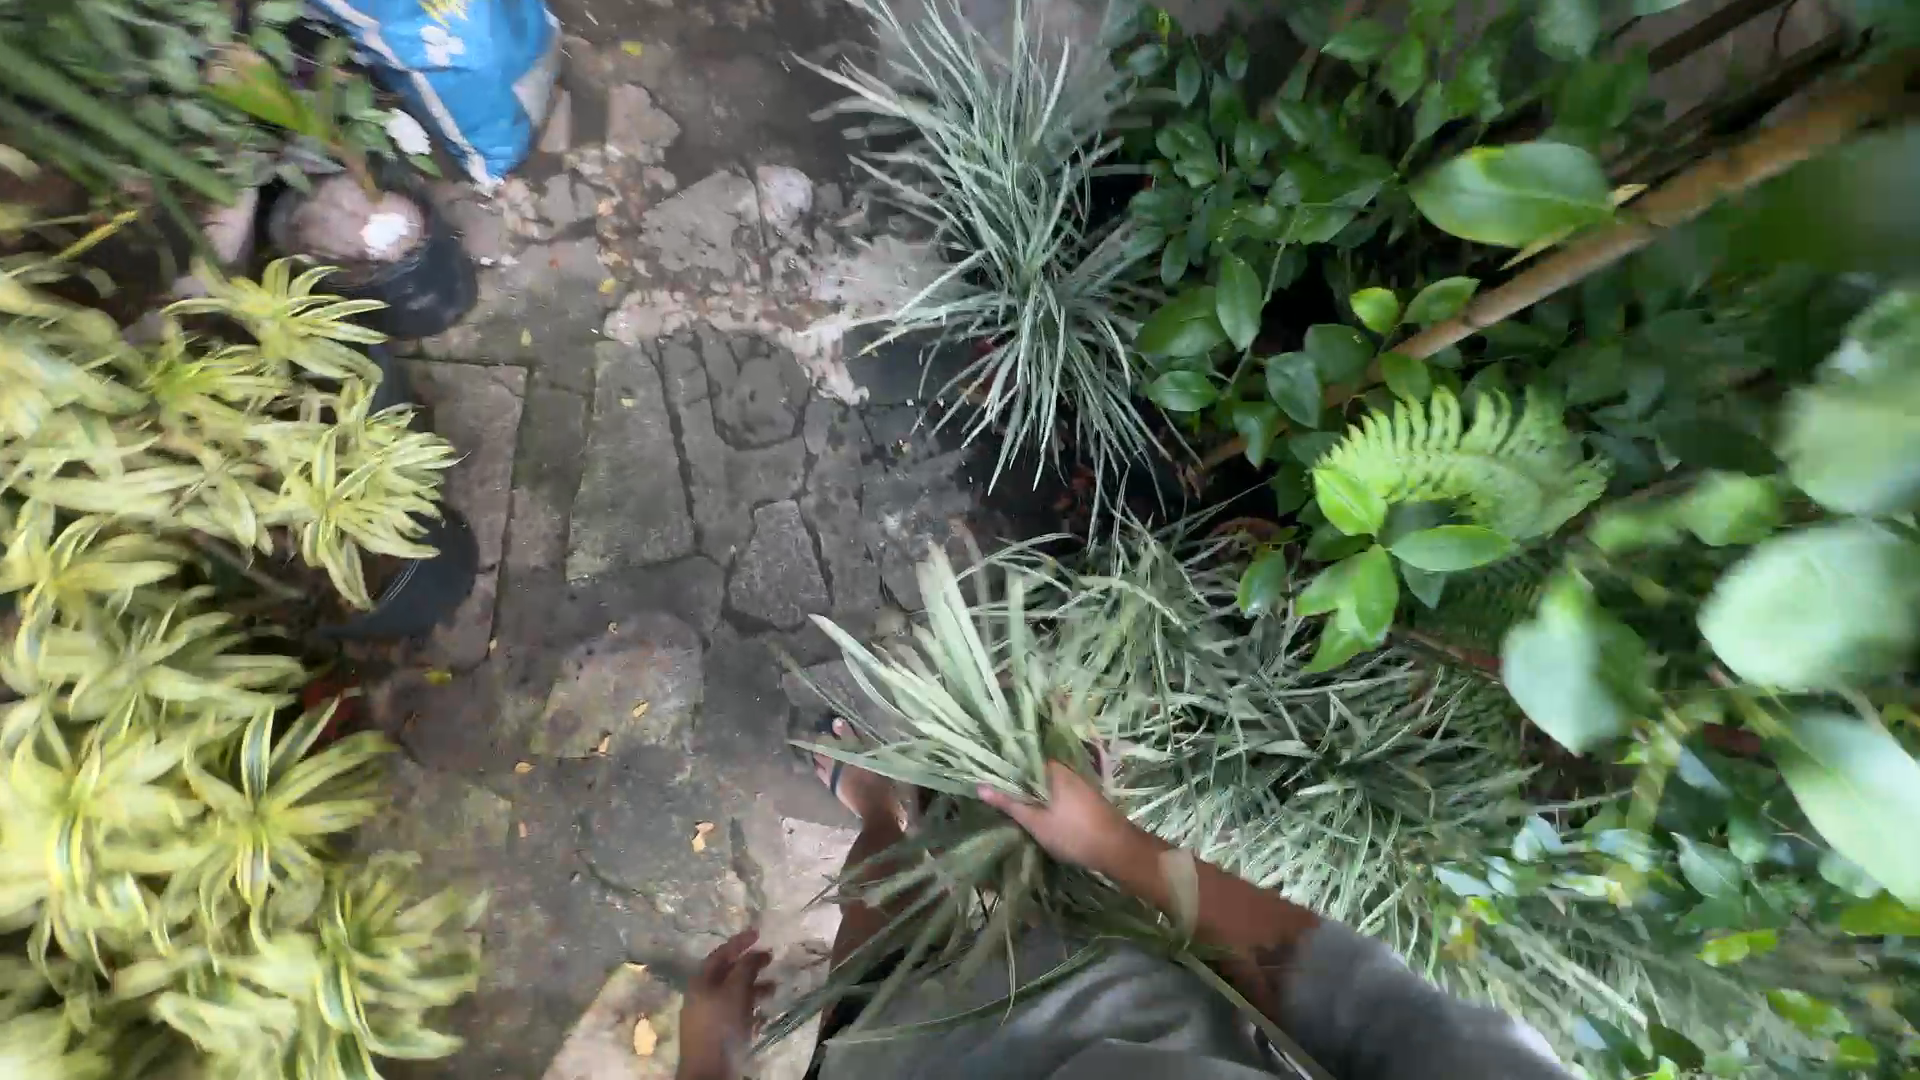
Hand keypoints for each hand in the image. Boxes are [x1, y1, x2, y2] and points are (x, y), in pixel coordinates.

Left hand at [677, 930, 771, 1079]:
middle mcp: (703, 996)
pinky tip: (764, 1013)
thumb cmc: (720, 1024)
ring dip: (755, 988)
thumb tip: (756, 952)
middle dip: (750, 965)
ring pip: (735, 994)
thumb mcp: (735, 989)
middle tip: (770, 958)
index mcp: (701, 982)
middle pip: (729, 973)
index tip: (759, 933)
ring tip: (774, 988)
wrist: (710, 1072)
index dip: (739, 942)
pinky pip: (737, 1014)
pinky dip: (752, 1009)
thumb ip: (746, 967)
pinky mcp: (719, 1035)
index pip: (720, 953)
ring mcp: (710, 1017)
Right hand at [977, 761, 1157, 873]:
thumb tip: (979, 787)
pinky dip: (1043, 797)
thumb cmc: (1073, 833)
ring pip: (1045, 781)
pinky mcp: (1083, 795)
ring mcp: (1076, 781)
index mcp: (1051, 768)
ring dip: (1030, 790)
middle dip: (1015, 779)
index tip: (984, 772)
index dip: (1002, 766)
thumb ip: (1008, 803)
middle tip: (992, 789)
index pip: (1020, 758)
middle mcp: (1064, 768)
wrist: (1117, 849)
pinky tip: (1035, 808)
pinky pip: (1056, 790)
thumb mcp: (1035, 821)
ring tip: (1009, 799)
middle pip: (1032, 770)